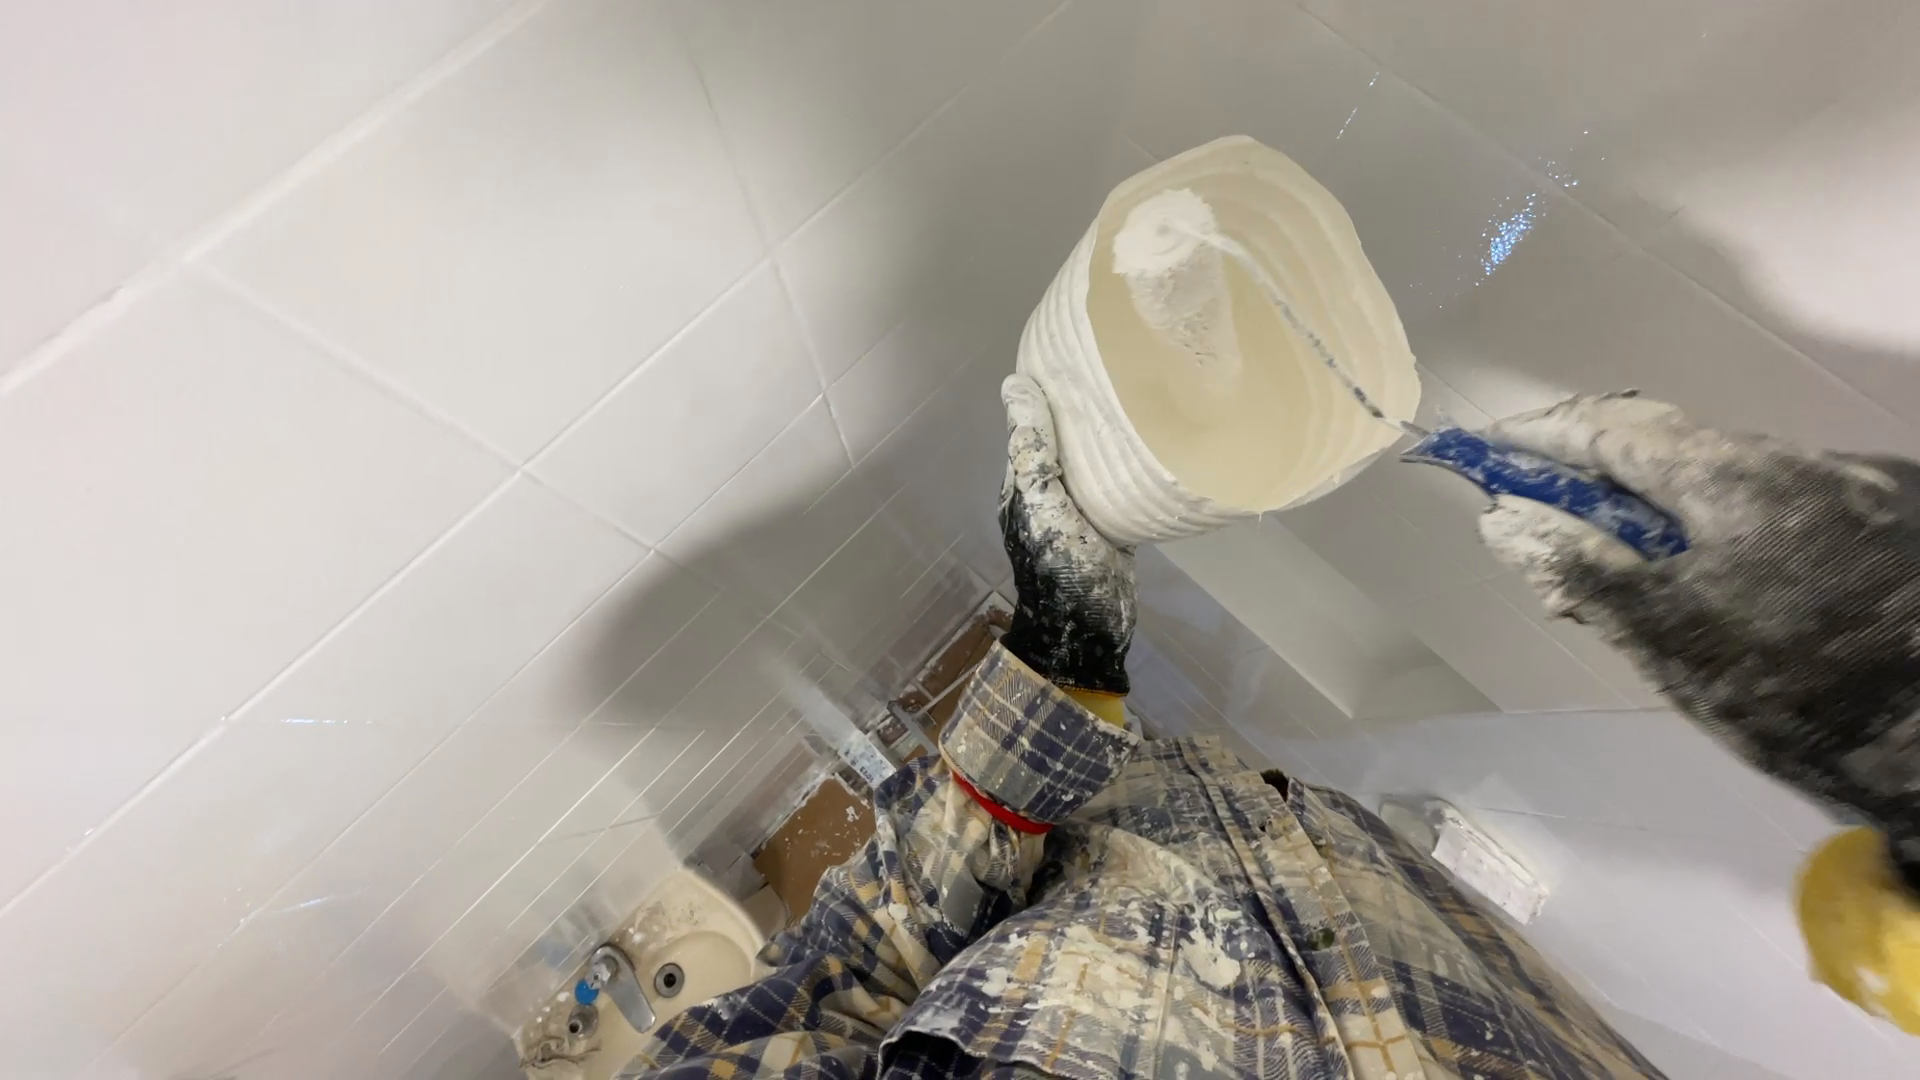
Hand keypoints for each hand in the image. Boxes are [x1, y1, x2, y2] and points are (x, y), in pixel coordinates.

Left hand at [998, 374, 1134, 696]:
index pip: (1033, 427)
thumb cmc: (1059, 564)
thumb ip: (1032, 449)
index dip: (1048, 394)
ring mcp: (1080, 511)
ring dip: (1107, 436)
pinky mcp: (1111, 525)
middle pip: (1065, 441)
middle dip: (1083, 410)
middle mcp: (1049, 493)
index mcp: (1024, 484)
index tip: (1075, 356)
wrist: (1088, 627)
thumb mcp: (1041, 502)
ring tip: (1140, 395)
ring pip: (1091, 461)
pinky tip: (1150, 443)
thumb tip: (1015, 384)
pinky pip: (1116, 485)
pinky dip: (1128, 465)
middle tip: (1120, 368)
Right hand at [1477, 393, 1919, 888]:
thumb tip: (1503, 517)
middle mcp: (1809, 467)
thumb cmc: (1793, 688)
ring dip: (1654, 501)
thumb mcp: (1661, 630)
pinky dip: (1710, 523)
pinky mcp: (1893, 533)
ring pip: (1725, 480)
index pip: (1614, 435)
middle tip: (1540, 499)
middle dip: (1597, 470)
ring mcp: (1863, 495)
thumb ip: (1576, 566)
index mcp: (1742, 480)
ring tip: (1617, 548)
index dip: (1541, 438)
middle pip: (1673, 451)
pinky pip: (1771, 506)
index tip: (1485, 445)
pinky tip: (1705, 571)